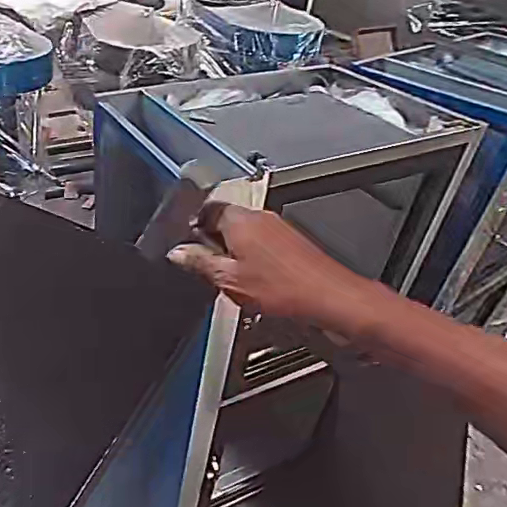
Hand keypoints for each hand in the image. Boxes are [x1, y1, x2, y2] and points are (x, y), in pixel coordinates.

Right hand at [166, 203, 385, 332]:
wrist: (328, 297)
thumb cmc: (285, 288)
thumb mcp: (229, 280)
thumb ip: (199, 262)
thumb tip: (178, 253)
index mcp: (239, 219)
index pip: (204, 209)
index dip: (191, 228)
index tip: (186, 247)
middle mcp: (259, 216)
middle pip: (224, 221)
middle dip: (213, 243)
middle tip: (210, 270)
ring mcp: (277, 227)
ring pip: (243, 234)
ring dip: (234, 253)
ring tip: (235, 281)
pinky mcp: (290, 242)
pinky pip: (262, 244)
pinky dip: (254, 260)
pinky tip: (257, 283)